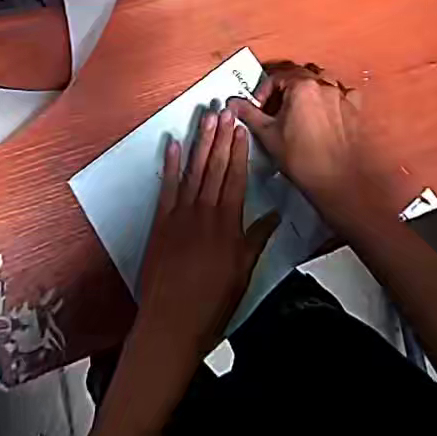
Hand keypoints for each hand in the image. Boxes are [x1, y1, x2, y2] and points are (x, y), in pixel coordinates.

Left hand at [134, 106, 280, 361]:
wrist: (171, 324)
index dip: (239, 152)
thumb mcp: (243, 274)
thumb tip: (275, 216)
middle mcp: (204, 213)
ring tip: (206, 119)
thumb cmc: (212, 305)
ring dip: (200, 143)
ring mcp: (180, 215)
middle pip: (215, 168)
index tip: (241, 129)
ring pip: (193, 171)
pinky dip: (170, 165)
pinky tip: (173, 144)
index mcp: (227, 225)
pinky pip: (167, 187)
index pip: (236, 179)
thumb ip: (256, 241)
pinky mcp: (161, 223)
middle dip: (221, 138)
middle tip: (225, 111)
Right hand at [234, 63, 397, 235]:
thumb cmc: (301, 158)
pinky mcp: (354, 110)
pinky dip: (335, 94)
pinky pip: (344, 92)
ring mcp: (341, 96)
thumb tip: (233, 103)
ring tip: (299, 103)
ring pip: (323, 78)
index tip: (259, 108)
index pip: (276, 77)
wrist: (337, 181)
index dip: (264, 91)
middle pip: (299, 73)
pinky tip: (327, 106)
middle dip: (284, 85)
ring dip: (309, 85)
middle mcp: (323, 85)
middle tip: (275, 105)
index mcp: (301, 86)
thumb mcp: (268, 135)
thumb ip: (250, 114)